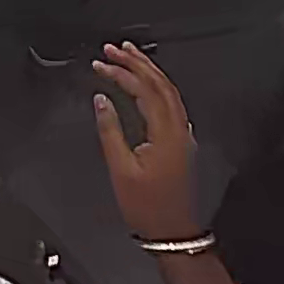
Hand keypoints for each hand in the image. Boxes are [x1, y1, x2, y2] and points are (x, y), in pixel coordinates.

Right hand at [93, 42, 199, 239]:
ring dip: (148, 69)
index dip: (122, 73)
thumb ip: (110, 130)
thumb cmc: (146, 206)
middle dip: (136, 62)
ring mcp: (183, 132)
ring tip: (128, 54)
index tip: (100, 64)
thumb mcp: (121, 170)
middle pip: (160, 83)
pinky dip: (156, 83)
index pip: (144, 90)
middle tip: (113, 48)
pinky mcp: (181, 139)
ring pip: (168, 90)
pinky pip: (171, 100)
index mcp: (165, 132)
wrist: (174, 234)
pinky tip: (145, 80)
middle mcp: (179, 127)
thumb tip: (101, 99)